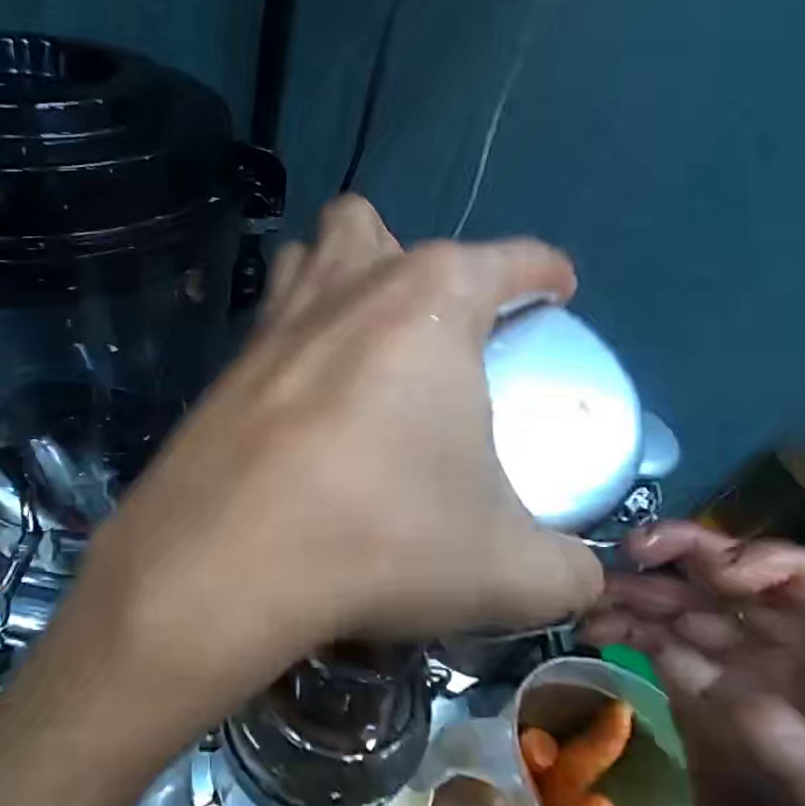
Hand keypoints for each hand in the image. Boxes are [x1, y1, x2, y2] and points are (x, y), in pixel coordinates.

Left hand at [72, 194, 605, 686]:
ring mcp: (273, 322)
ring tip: (365, 346)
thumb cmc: (379, 541)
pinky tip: (304, 403)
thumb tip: (583, 575)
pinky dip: (295, 344)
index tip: (557, 293)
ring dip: (341, 281)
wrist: (221, 567)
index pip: (512, 260)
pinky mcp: (223, 368)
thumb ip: (567, 569)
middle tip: (435, 333)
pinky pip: (268, 326)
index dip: (545, 273)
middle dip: (412, 262)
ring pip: (309, 259)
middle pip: (379, 230)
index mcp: (430, 302)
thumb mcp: (509, 572)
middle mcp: (347, 287)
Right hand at [582, 522, 804, 805]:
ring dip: (647, 596)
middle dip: (695, 560)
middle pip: (756, 593)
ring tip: (594, 594)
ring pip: (699, 618)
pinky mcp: (708, 719)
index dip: (785, 566)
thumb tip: (707, 680)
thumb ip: (803, 766)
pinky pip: (666, 657)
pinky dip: (629, 635)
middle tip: (634, 549)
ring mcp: (755, 695)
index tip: (721, 573)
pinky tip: (597, 630)